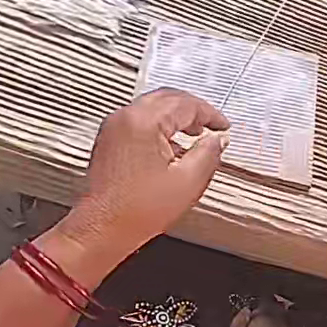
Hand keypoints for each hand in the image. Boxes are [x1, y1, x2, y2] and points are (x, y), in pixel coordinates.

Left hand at [65, 89, 229, 257]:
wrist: (104, 228)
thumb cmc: (135, 211)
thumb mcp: (188, 181)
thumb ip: (209, 154)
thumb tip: (218, 140)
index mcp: (144, 123)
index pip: (185, 104)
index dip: (210, 114)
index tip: (222, 125)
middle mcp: (125, 118)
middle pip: (167, 98)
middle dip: (194, 110)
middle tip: (212, 125)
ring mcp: (114, 127)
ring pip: (153, 106)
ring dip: (177, 116)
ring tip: (196, 133)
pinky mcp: (109, 139)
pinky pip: (140, 119)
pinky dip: (160, 125)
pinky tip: (173, 145)